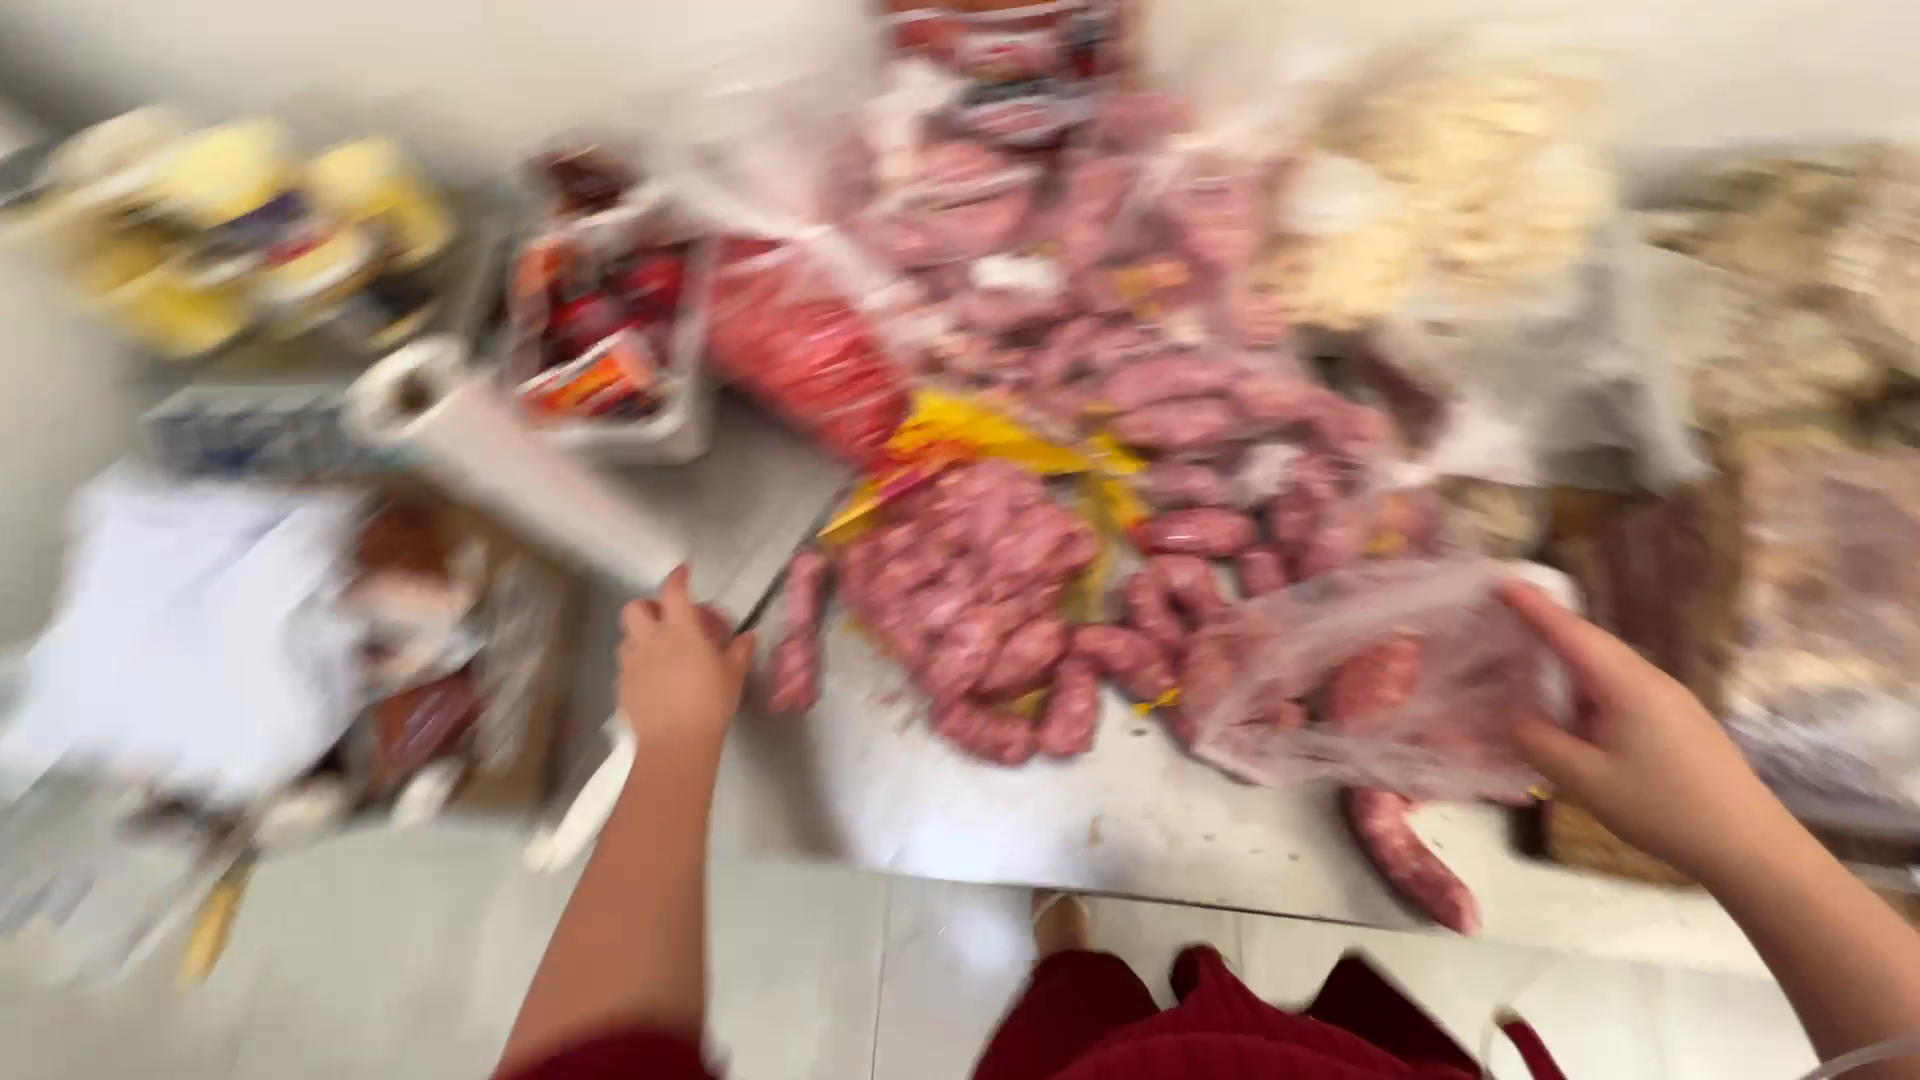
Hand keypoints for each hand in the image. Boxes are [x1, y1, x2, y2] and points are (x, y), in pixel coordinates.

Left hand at [617, 566, 755, 746]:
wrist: (676, 741)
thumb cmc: (710, 701)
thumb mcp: (734, 675)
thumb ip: (740, 651)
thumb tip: (749, 636)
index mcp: (680, 631)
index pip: (674, 591)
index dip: (678, 578)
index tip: (683, 573)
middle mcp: (650, 640)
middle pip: (635, 607)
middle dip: (648, 607)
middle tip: (666, 619)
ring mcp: (632, 664)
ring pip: (626, 637)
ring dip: (641, 637)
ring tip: (660, 653)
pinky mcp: (622, 687)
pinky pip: (626, 666)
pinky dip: (638, 665)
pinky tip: (654, 682)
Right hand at [1498, 582, 1797, 883]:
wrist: (1755, 853)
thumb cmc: (1667, 810)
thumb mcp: (1584, 780)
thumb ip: (1536, 740)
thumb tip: (1509, 714)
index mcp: (1629, 687)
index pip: (1572, 634)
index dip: (1534, 607)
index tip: (1500, 582)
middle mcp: (1650, 683)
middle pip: (1589, 642)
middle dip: (1543, 623)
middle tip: (1496, 612)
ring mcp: (1666, 702)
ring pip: (1601, 665)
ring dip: (1559, 654)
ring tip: (1516, 651)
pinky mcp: (1671, 722)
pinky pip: (1613, 687)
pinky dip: (1577, 680)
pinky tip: (1558, 698)